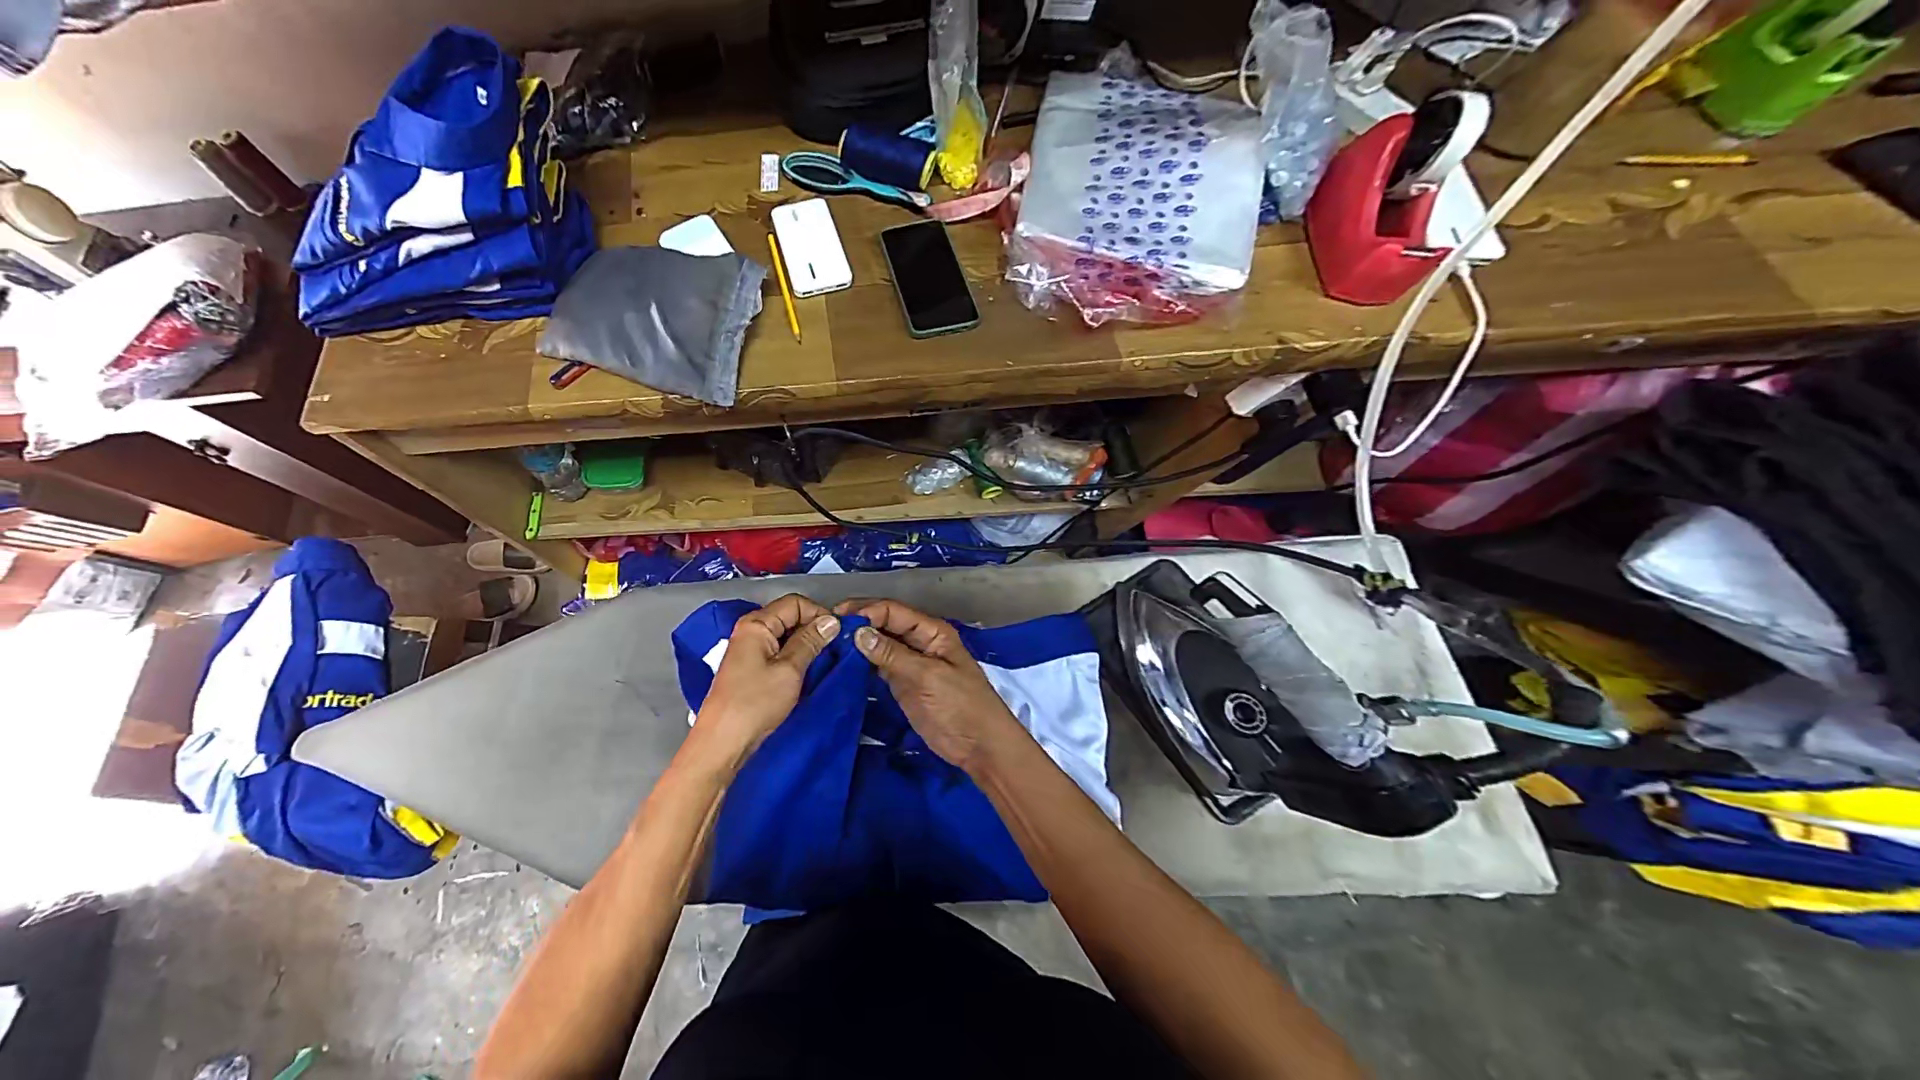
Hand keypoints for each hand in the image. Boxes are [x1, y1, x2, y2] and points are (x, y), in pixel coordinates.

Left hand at [693, 594, 839, 760]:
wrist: (723, 743)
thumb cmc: (754, 705)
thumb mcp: (790, 670)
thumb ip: (810, 641)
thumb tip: (831, 620)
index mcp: (756, 624)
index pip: (795, 603)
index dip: (819, 614)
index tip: (838, 633)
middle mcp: (750, 631)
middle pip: (790, 616)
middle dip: (814, 628)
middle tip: (836, 648)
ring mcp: (750, 650)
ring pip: (787, 636)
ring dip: (807, 645)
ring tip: (826, 661)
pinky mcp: (752, 668)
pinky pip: (780, 652)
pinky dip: (796, 658)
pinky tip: (809, 672)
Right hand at [835, 598, 1025, 773]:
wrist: (979, 746)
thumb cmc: (960, 707)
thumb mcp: (926, 677)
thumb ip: (892, 655)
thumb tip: (858, 633)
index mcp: (932, 632)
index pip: (894, 611)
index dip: (866, 611)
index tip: (837, 619)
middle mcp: (920, 642)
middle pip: (885, 624)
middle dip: (858, 624)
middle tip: (826, 629)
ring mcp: (911, 663)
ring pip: (880, 644)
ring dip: (857, 643)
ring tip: (827, 644)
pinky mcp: (904, 684)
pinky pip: (879, 666)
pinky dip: (862, 664)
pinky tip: (841, 664)